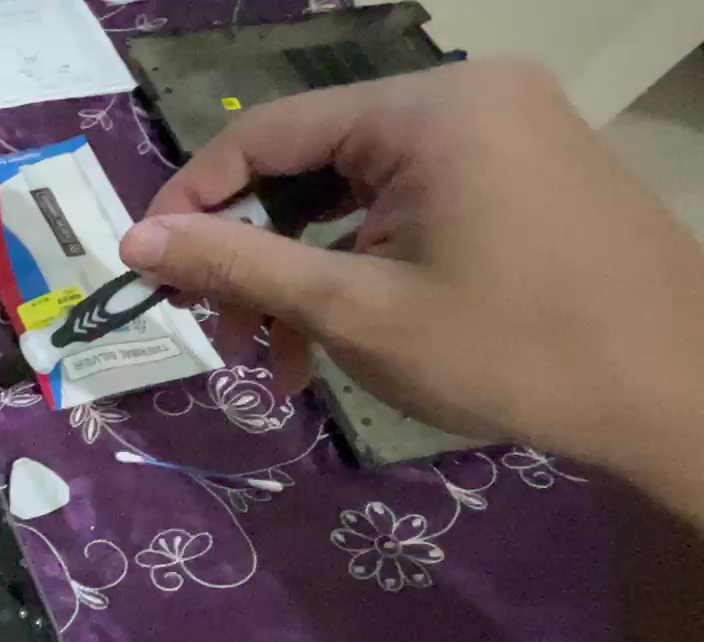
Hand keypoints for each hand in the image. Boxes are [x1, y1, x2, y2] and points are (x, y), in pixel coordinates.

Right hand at [119, 61, 703, 509]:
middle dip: (239, 257)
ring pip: (330, 205)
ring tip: (263, 359)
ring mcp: (480, 143)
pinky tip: (311, 348)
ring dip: (280, 282)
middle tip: (210, 329)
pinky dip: (332, 279)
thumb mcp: (346, 307)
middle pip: (295, 170)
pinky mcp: (492, 183)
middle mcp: (454, 105)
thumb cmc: (505, 347)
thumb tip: (133, 241)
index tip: (145, 271)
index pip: (261, 134)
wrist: (674, 394)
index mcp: (425, 113)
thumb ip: (233, 264)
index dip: (188, 202)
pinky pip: (377, 220)